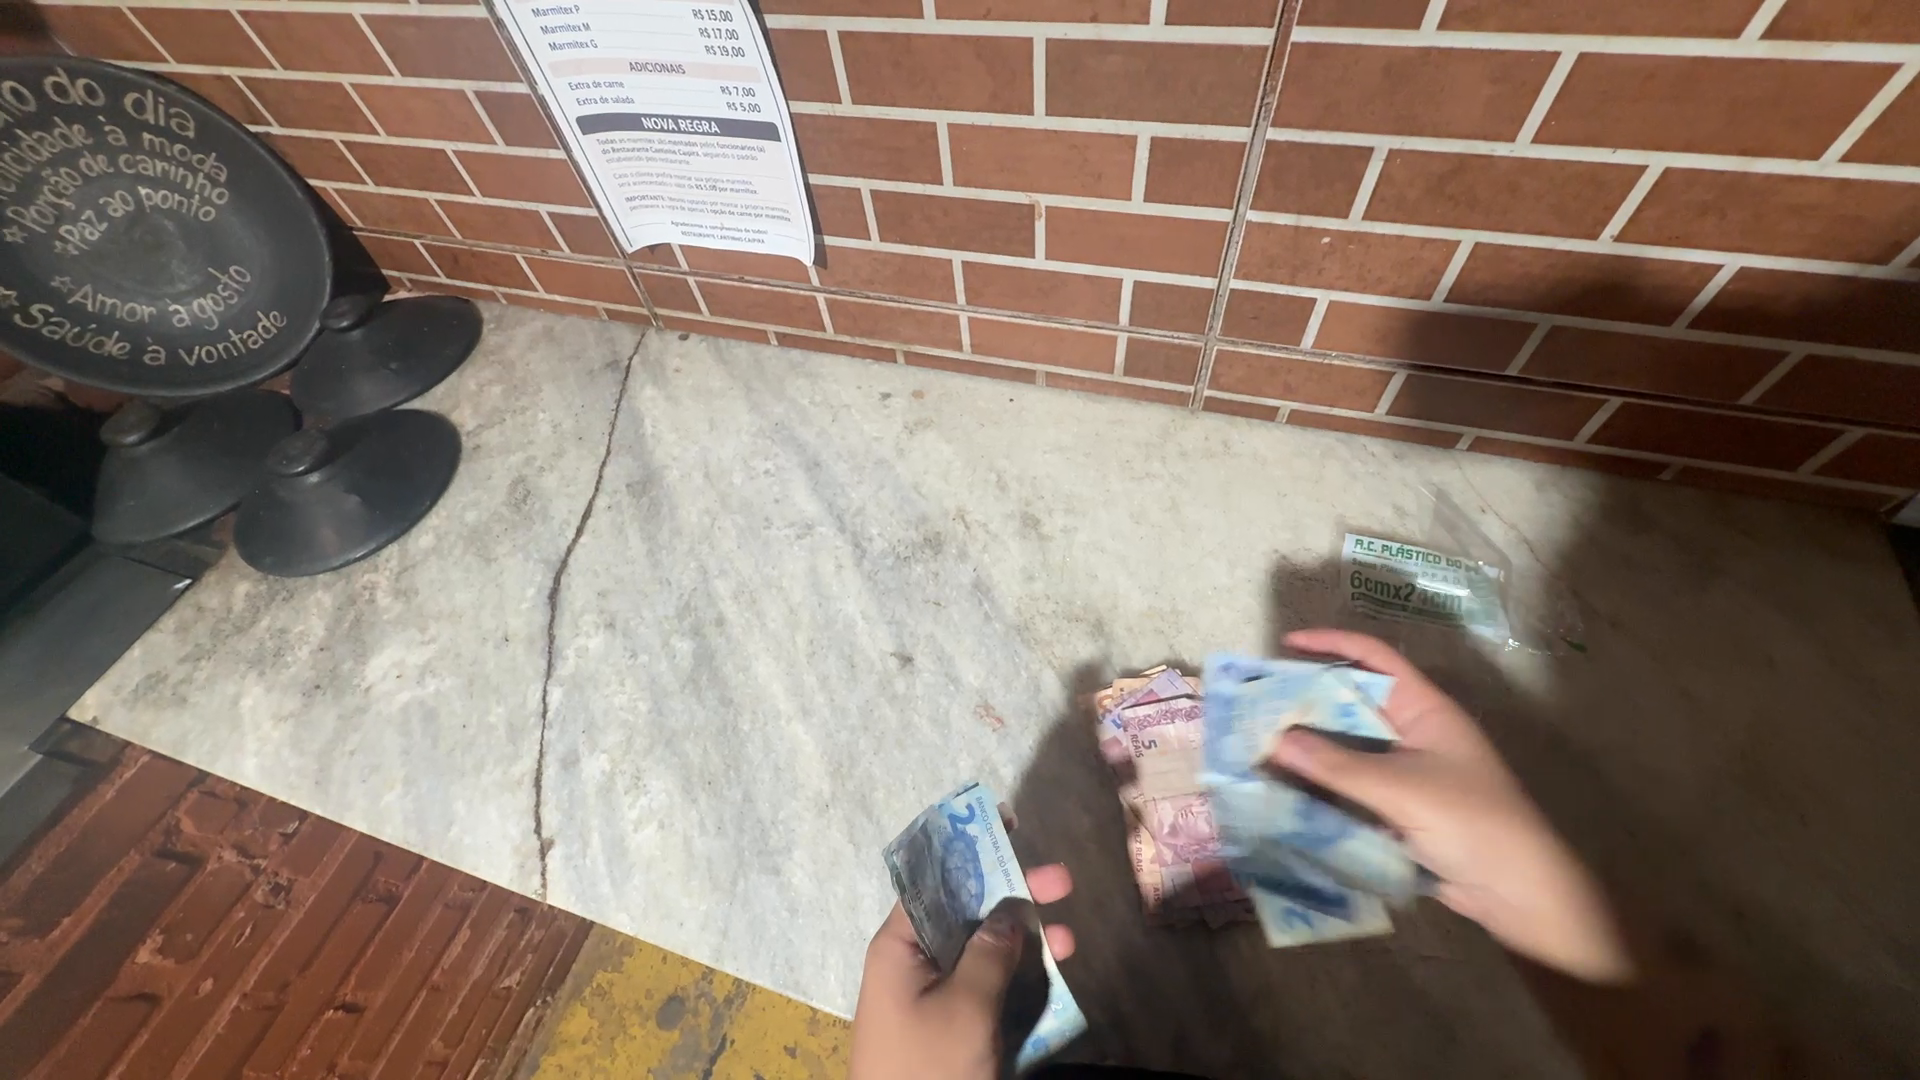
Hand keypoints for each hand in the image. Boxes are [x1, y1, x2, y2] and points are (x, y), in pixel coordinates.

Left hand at [850, 865, 1075, 1079]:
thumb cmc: (927, 1068)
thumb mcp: (963, 1008)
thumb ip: (989, 954)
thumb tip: (1007, 912)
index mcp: (901, 943)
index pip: (934, 877)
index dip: (969, 848)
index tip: (1005, 822)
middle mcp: (916, 959)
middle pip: (968, 909)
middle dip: (1014, 892)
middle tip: (1062, 878)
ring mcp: (936, 993)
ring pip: (985, 947)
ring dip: (1027, 937)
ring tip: (1071, 933)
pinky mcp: (955, 1022)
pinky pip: (989, 984)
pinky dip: (1021, 974)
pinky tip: (1056, 968)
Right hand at [1273, 629, 1632, 983]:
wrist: (1522, 897)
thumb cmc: (1474, 825)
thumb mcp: (1402, 790)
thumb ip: (1335, 765)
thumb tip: (1274, 740)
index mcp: (1424, 710)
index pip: (1375, 659)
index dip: (1331, 644)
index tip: (1286, 644)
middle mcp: (1410, 733)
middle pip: (1350, 702)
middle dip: (1305, 699)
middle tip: (1258, 702)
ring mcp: (1402, 771)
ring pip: (1344, 745)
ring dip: (1306, 745)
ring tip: (1258, 742)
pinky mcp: (1394, 807)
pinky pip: (1346, 783)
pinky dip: (1317, 781)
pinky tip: (1284, 786)